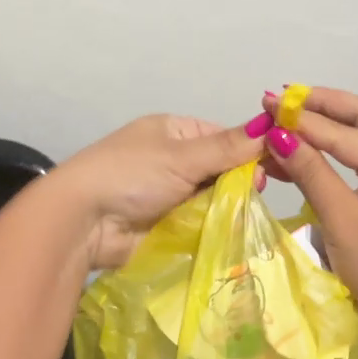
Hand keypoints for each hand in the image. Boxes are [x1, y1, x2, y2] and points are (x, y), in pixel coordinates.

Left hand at [48, 114, 265, 268]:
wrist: (83, 222)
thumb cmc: (130, 175)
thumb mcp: (182, 156)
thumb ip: (228, 147)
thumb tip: (270, 123)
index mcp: (173, 132)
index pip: (223, 138)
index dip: (249, 152)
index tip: (274, 169)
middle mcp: (172, 160)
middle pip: (221, 170)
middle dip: (239, 182)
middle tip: (254, 195)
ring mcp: (168, 195)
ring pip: (213, 199)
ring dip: (227, 207)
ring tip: (245, 217)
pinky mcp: (166, 226)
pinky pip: (200, 224)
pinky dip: (214, 228)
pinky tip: (233, 235)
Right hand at [255, 87, 357, 351]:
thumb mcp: (341, 220)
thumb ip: (311, 173)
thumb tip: (278, 136)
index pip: (340, 129)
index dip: (300, 116)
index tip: (266, 102)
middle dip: (322, 102)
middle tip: (284, 98)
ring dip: (330, 120)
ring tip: (292, 115)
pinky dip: (336, 145)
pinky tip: (307, 151)